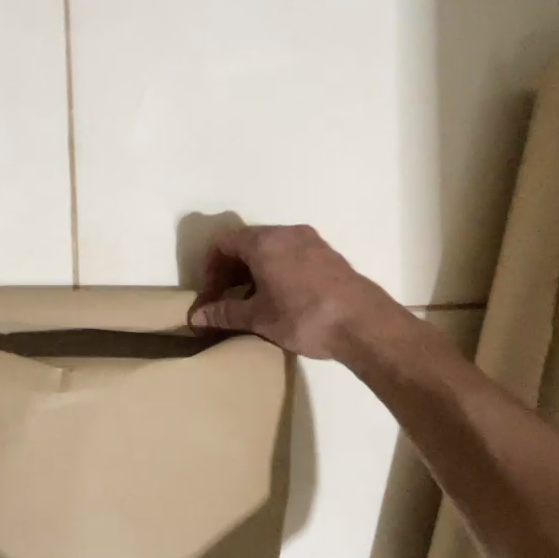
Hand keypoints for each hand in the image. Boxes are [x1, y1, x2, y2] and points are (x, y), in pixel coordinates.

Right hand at [188, 224, 410, 359]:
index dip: (209, 268)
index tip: (210, 295)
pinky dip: (274, 271)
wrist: (363, 324)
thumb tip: (196, 317)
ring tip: (249, 302)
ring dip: (252, 272)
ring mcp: (311, 241)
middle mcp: (287, 233)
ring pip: (269, 249)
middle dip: (229, 270)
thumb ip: (224, 313)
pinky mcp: (327, 255)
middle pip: (246, 243)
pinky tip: (277, 299)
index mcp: (265, 243)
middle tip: (224, 299)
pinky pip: (289, 255)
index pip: (224, 242)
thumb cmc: (302, 317)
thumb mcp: (257, 318)